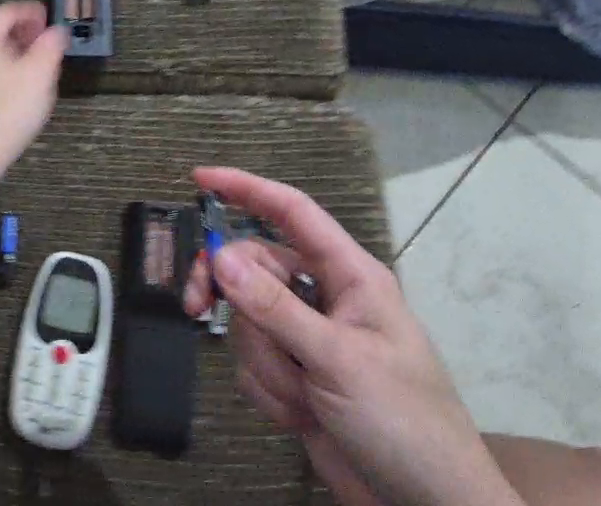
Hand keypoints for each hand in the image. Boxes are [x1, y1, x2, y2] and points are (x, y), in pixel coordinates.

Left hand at [0, 2, 67, 164]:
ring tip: (35, 66)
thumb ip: (51, 45)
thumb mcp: (41, 73)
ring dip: (12, 53)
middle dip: (23, 35)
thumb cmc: (11, 108)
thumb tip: (57, 31)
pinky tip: (16, 86)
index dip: (32, 13)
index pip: (8, 12)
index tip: (50, 22)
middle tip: (46, 45)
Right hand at [182, 168, 521, 505]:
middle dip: (232, 297)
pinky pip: (251, 363)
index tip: (198, 178)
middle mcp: (324, 297)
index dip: (246, 189)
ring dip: (265, 362)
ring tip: (304, 398)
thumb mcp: (338, 361)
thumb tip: (219, 255)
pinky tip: (303, 416)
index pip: (291, 212)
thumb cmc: (403, 422)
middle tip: (197, 310)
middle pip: (253, 268)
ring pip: (248, 320)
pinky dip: (268, 390)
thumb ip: (275, 308)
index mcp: (349, 276)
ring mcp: (307, 338)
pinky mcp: (295, 376)